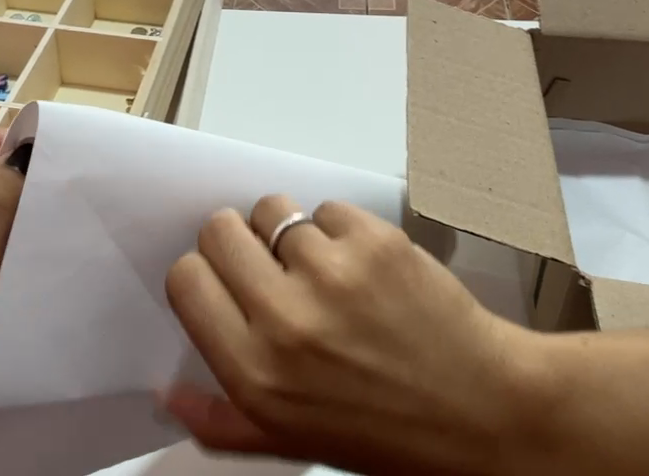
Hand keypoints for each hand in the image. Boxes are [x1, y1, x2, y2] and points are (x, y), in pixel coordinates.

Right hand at [164, 195, 537, 475]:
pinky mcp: (374, 239)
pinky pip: (327, 208)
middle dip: (239, 242)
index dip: (205, 274)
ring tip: (328, 272)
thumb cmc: (384, 433)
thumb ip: (221, 417)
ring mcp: (331, 271)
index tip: (229, 283)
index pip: (185, 278)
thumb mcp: (292, 440)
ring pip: (275, 210)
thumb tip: (165, 390)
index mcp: (255, 373)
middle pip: (220, 228)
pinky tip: (363, 266)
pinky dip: (339, 230)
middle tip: (272, 267)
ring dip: (293, 235)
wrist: (482, 412)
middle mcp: (284, 318)